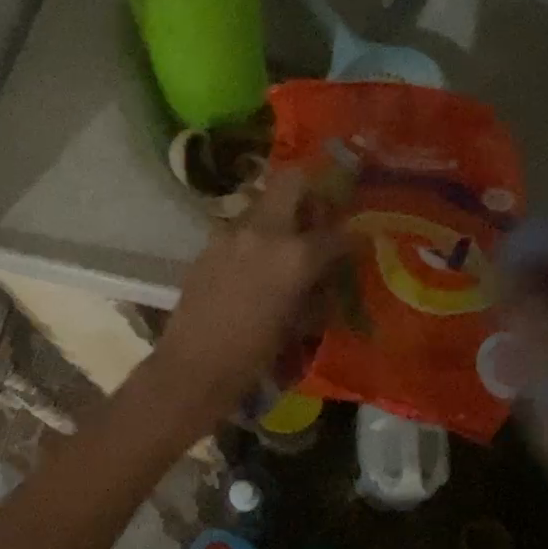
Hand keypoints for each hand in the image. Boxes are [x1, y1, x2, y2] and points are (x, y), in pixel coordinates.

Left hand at [149, 167, 349, 424]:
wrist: (194, 366)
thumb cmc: (254, 355)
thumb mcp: (298, 324)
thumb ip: (316, 290)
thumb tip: (326, 275)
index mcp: (295, 254)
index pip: (336, 232)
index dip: (350, 239)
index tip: (353, 245)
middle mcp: (262, 231)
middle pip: (291, 182)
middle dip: (309, 194)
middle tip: (315, 219)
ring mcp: (229, 233)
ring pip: (260, 203)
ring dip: (276, 216)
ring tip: (281, 247)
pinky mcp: (206, 245)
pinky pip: (238, 228)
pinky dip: (252, 237)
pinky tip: (252, 265)